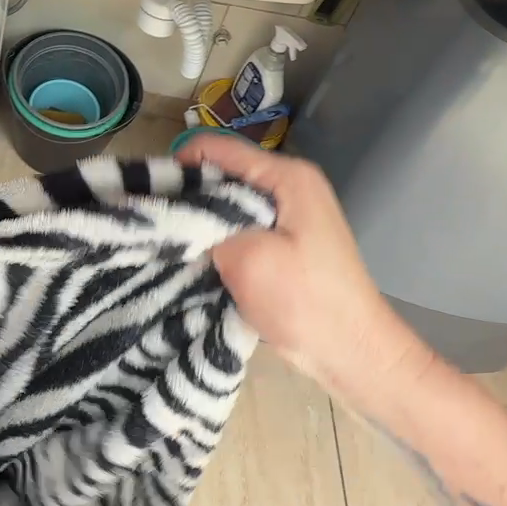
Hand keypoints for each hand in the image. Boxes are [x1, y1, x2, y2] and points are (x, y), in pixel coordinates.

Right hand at [177, 133, 432, 403]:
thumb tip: (172, 214)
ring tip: (169, 236)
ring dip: (201, 216)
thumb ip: (206, 226)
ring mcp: (289, 212)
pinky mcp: (285, 238)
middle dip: (187, 191)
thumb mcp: (246, 258)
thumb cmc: (306, 302)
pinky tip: (197, 253)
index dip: (178, 164)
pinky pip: (239, 221)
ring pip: (227, 198)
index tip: (148, 192)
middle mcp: (288, 184)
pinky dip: (217, 233)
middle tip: (154, 216)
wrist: (357, 358)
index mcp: (286, 176)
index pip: (217, 147)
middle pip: (221, 170)